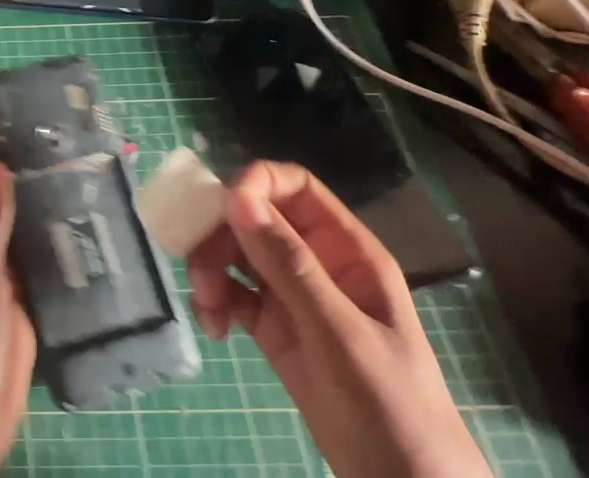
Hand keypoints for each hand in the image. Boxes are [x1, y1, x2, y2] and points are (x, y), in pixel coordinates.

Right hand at [187, 162, 492, 477]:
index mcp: (346, 250)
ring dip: (210, 270)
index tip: (220, 209)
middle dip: (220, 236)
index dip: (255, 185)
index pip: (294, 188)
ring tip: (207, 306)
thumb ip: (288, 266)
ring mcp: (292, 295)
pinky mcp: (273, 327)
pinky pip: (231, 294)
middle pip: (253, 218)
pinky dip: (214, 302)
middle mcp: (316, 262)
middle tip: (199, 269)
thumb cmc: (390, 403)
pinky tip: (214, 328)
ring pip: (235, 254)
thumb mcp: (339, 331)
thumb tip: (237, 198)